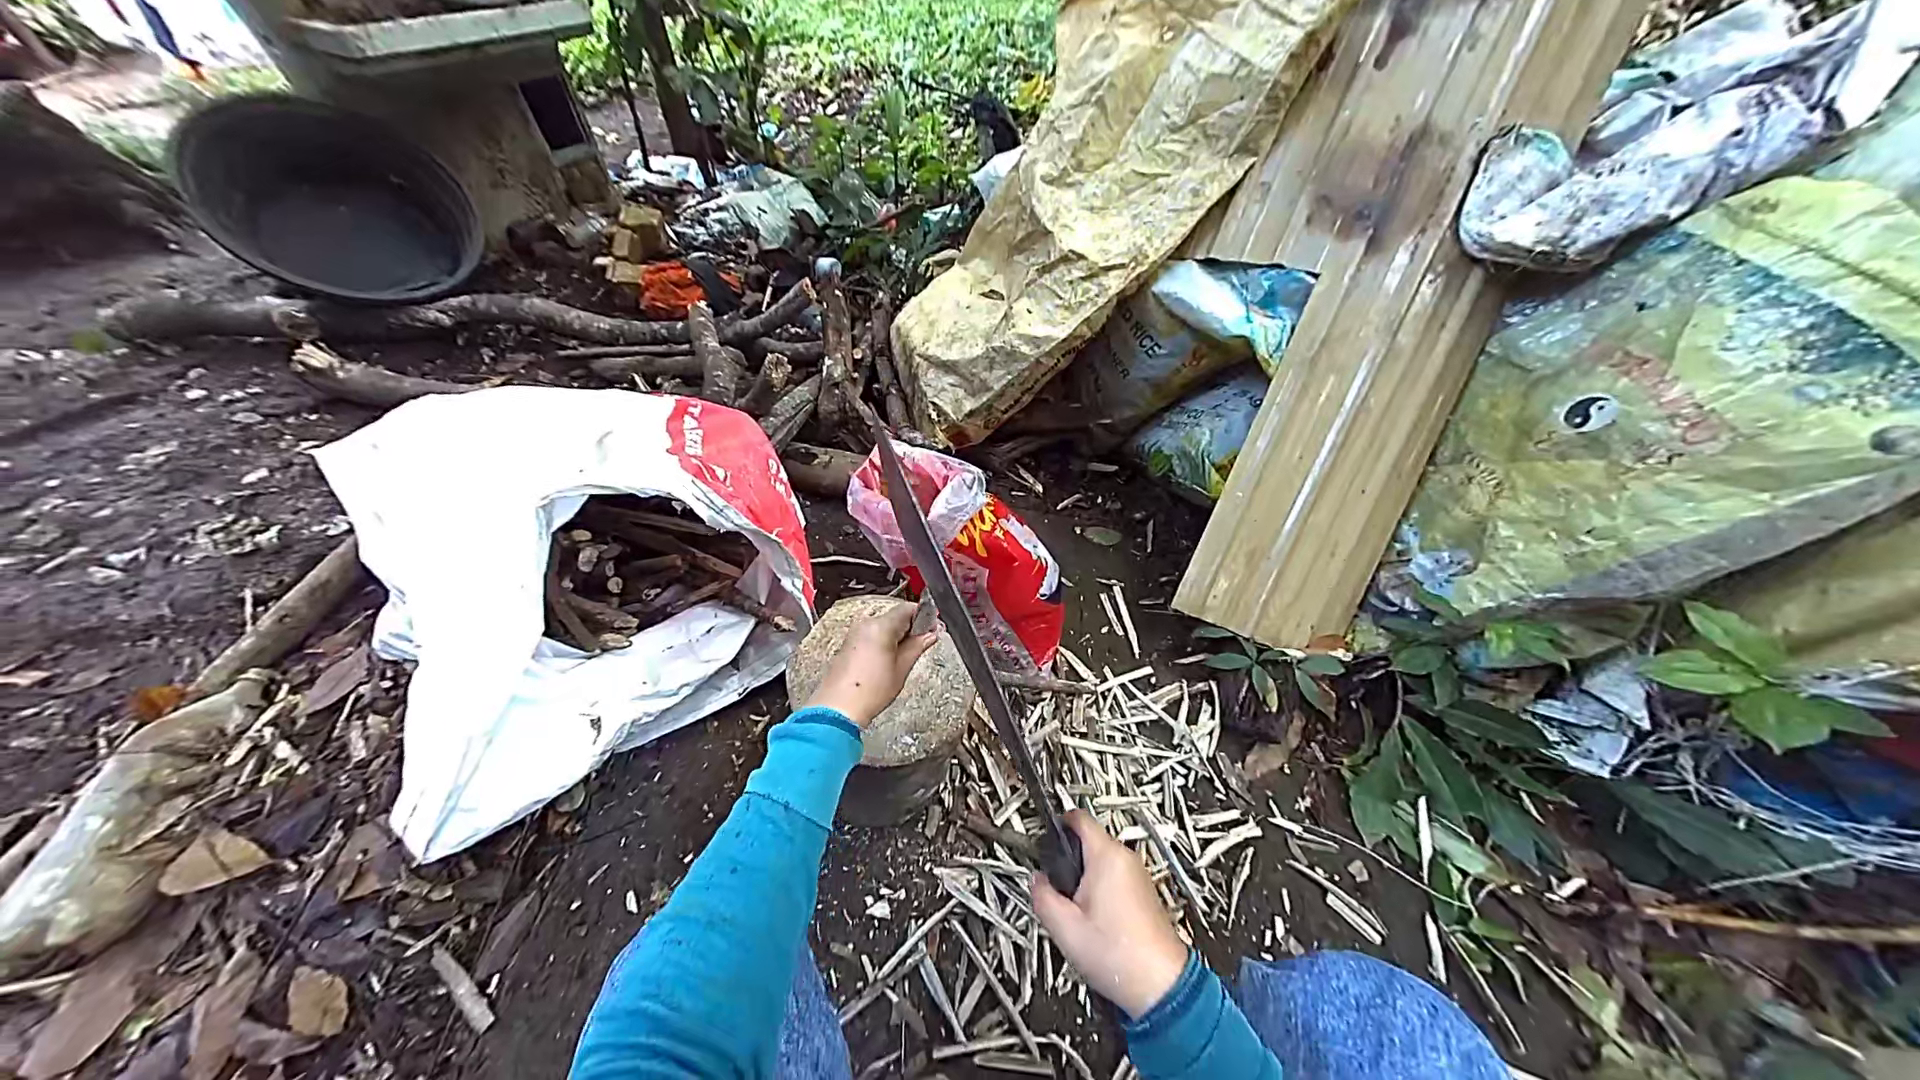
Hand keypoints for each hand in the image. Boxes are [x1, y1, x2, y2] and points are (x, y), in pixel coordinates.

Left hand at [803, 600, 938, 727]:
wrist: (839, 708)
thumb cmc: (868, 692)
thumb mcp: (902, 668)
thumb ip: (918, 646)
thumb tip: (929, 635)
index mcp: (881, 626)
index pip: (908, 609)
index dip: (925, 617)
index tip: (933, 628)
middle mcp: (866, 624)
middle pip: (896, 616)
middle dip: (912, 627)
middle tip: (924, 642)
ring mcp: (855, 633)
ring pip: (884, 625)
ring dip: (898, 635)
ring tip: (907, 655)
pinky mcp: (849, 644)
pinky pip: (872, 634)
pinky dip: (884, 641)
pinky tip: (889, 659)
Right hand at [1031, 810, 1189, 1016]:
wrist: (1159, 987)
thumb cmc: (1121, 956)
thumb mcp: (1064, 926)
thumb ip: (1041, 894)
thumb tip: (1036, 880)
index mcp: (1106, 856)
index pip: (1078, 817)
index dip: (1057, 822)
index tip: (1045, 836)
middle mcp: (1126, 859)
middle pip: (1088, 840)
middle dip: (1069, 860)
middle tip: (1057, 886)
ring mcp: (1138, 875)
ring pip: (1101, 861)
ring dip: (1085, 878)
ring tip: (1076, 910)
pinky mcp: (1144, 893)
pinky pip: (1115, 877)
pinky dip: (1101, 890)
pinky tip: (1095, 921)